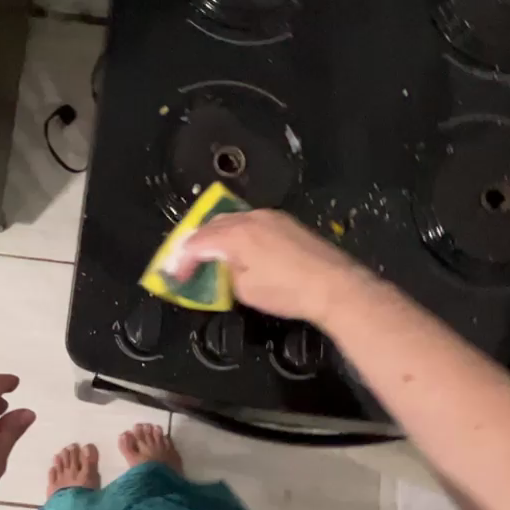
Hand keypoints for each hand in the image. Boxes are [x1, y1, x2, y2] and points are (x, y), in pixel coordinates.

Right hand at [171, 209, 370, 323]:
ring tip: (208, 253)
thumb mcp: (245, 290)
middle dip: (195, 243)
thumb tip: (225, 268)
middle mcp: (250, 218)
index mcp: (235, 234)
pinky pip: (251, 222)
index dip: (181, 260)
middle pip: (212, 225)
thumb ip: (225, 274)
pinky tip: (237, 248)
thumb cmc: (287, 292)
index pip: (196, 243)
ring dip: (216, 235)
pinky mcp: (286, 223)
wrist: (335, 285)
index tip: (174, 276)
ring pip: (232, 220)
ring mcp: (271, 217)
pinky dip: (236, 233)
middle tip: (185, 261)